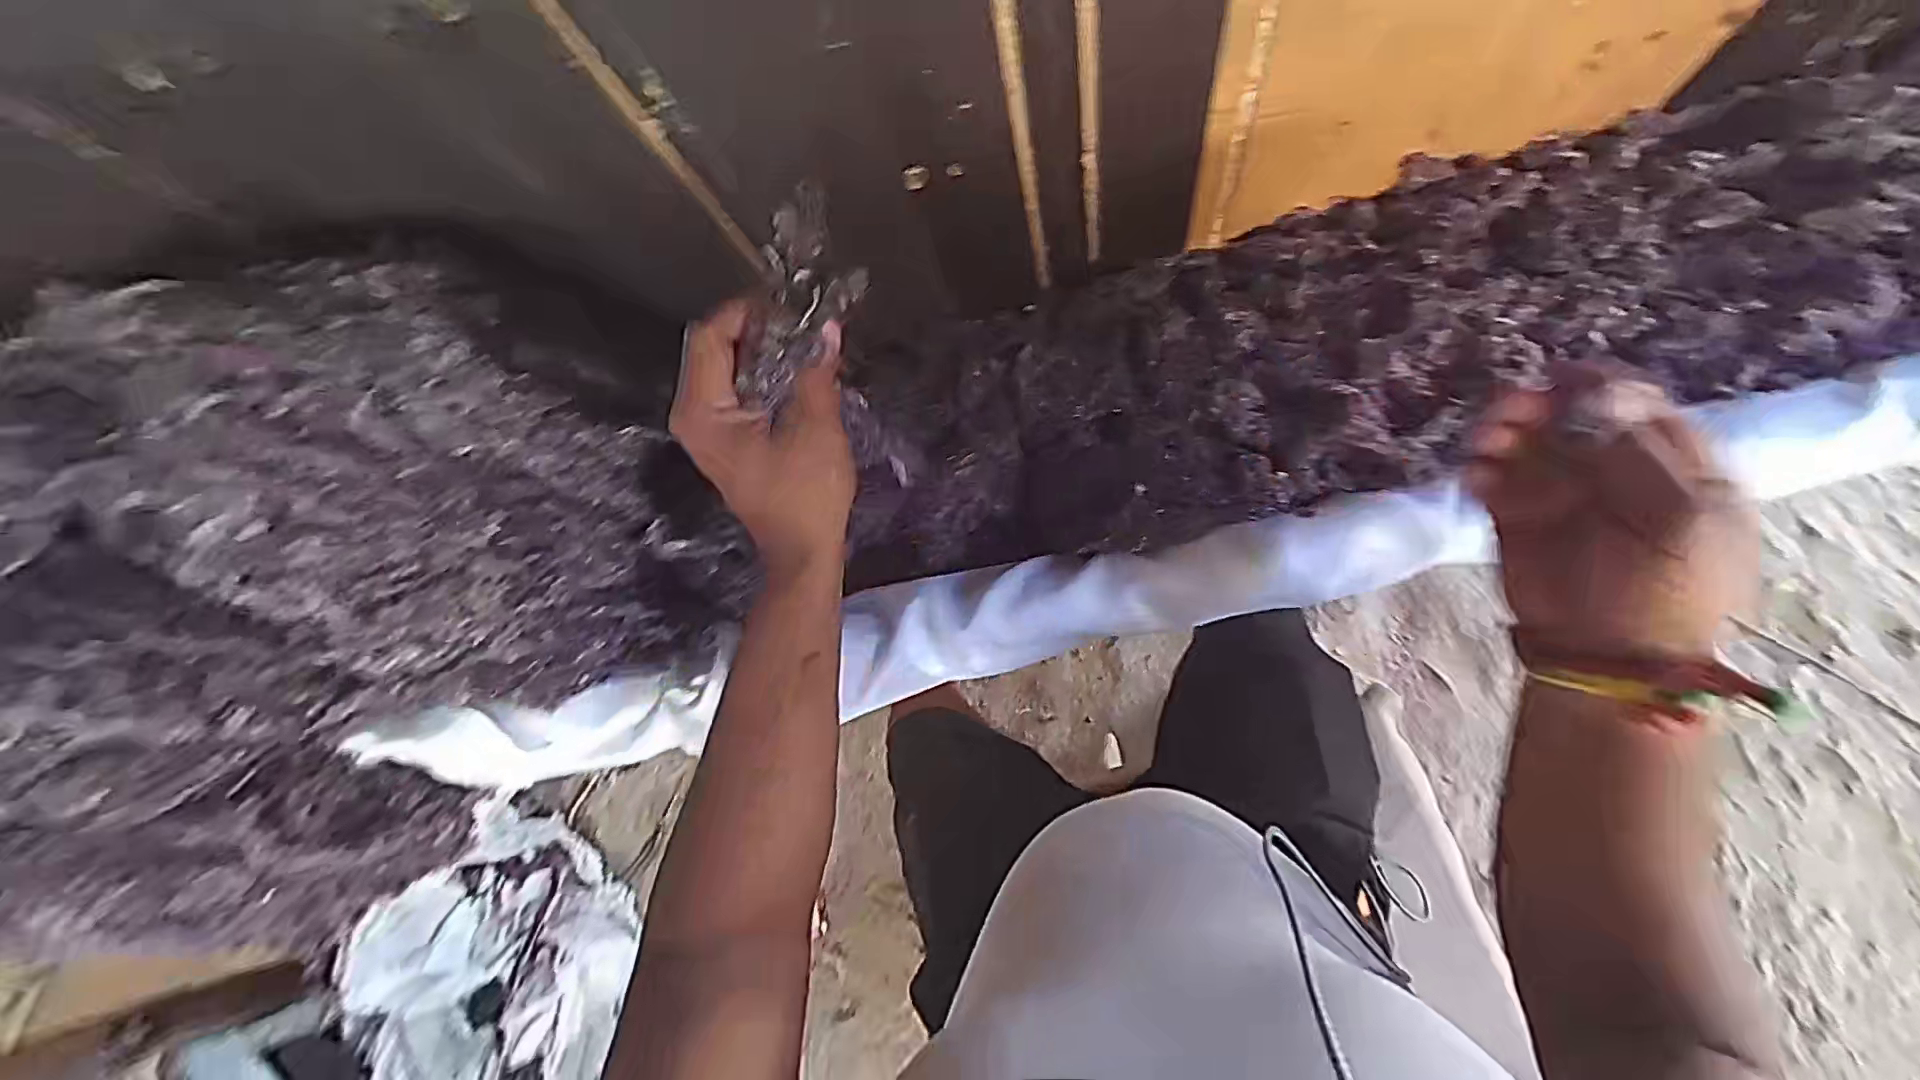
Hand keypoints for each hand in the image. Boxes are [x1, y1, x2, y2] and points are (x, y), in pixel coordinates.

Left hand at [671, 299, 854, 580]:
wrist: (802, 549)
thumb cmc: (807, 494)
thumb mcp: (817, 428)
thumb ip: (816, 373)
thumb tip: (828, 330)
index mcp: (703, 411)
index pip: (708, 337)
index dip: (744, 312)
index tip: (785, 306)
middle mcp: (692, 416)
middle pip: (710, 349)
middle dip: (752, 329)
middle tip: (796, 321)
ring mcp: (705, 430)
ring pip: (721, 368)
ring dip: (757, 351)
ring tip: (798, 341)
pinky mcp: (723, 441)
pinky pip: (732, 391)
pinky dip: (758, 375)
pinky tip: (791, 371)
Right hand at [1465, 378, 1756, 657]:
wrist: (1605, 651)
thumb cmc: (1661, 588)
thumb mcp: (1678, 518)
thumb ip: (1638, 454)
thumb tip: (1596, 395)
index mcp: (1671, 466)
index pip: (1636, 407)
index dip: (1599, 387)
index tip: (1560, 377)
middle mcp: (1610, 471)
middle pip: (1569, 420)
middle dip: (1537, 407)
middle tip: (1509, 407)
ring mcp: (1558, 494)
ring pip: (1523, 446)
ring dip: (1501, 435)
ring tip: (1484, 442)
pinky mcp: (1513, 517)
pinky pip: (1490, 481)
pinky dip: (1479, 473)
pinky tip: (1475, 476)